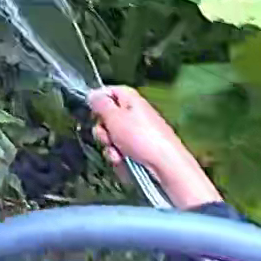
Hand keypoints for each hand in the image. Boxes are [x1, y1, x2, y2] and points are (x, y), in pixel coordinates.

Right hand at [87, 86, 220, 209]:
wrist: (168, 169)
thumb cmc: (142, 139)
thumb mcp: (114, 116)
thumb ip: (100, 103)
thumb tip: (92, 94)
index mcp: (132, 101)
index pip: (110, 91)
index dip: (98, 99)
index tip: (92, 110)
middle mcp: (136, 116)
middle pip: (107, 116)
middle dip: (102, 128)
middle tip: (107, 136)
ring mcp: (139, 135)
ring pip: (111, 136)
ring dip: (109, 145)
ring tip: (117, 153)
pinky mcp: (140, 152)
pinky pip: (120, 151)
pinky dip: (118, 156)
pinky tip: (123, 161)